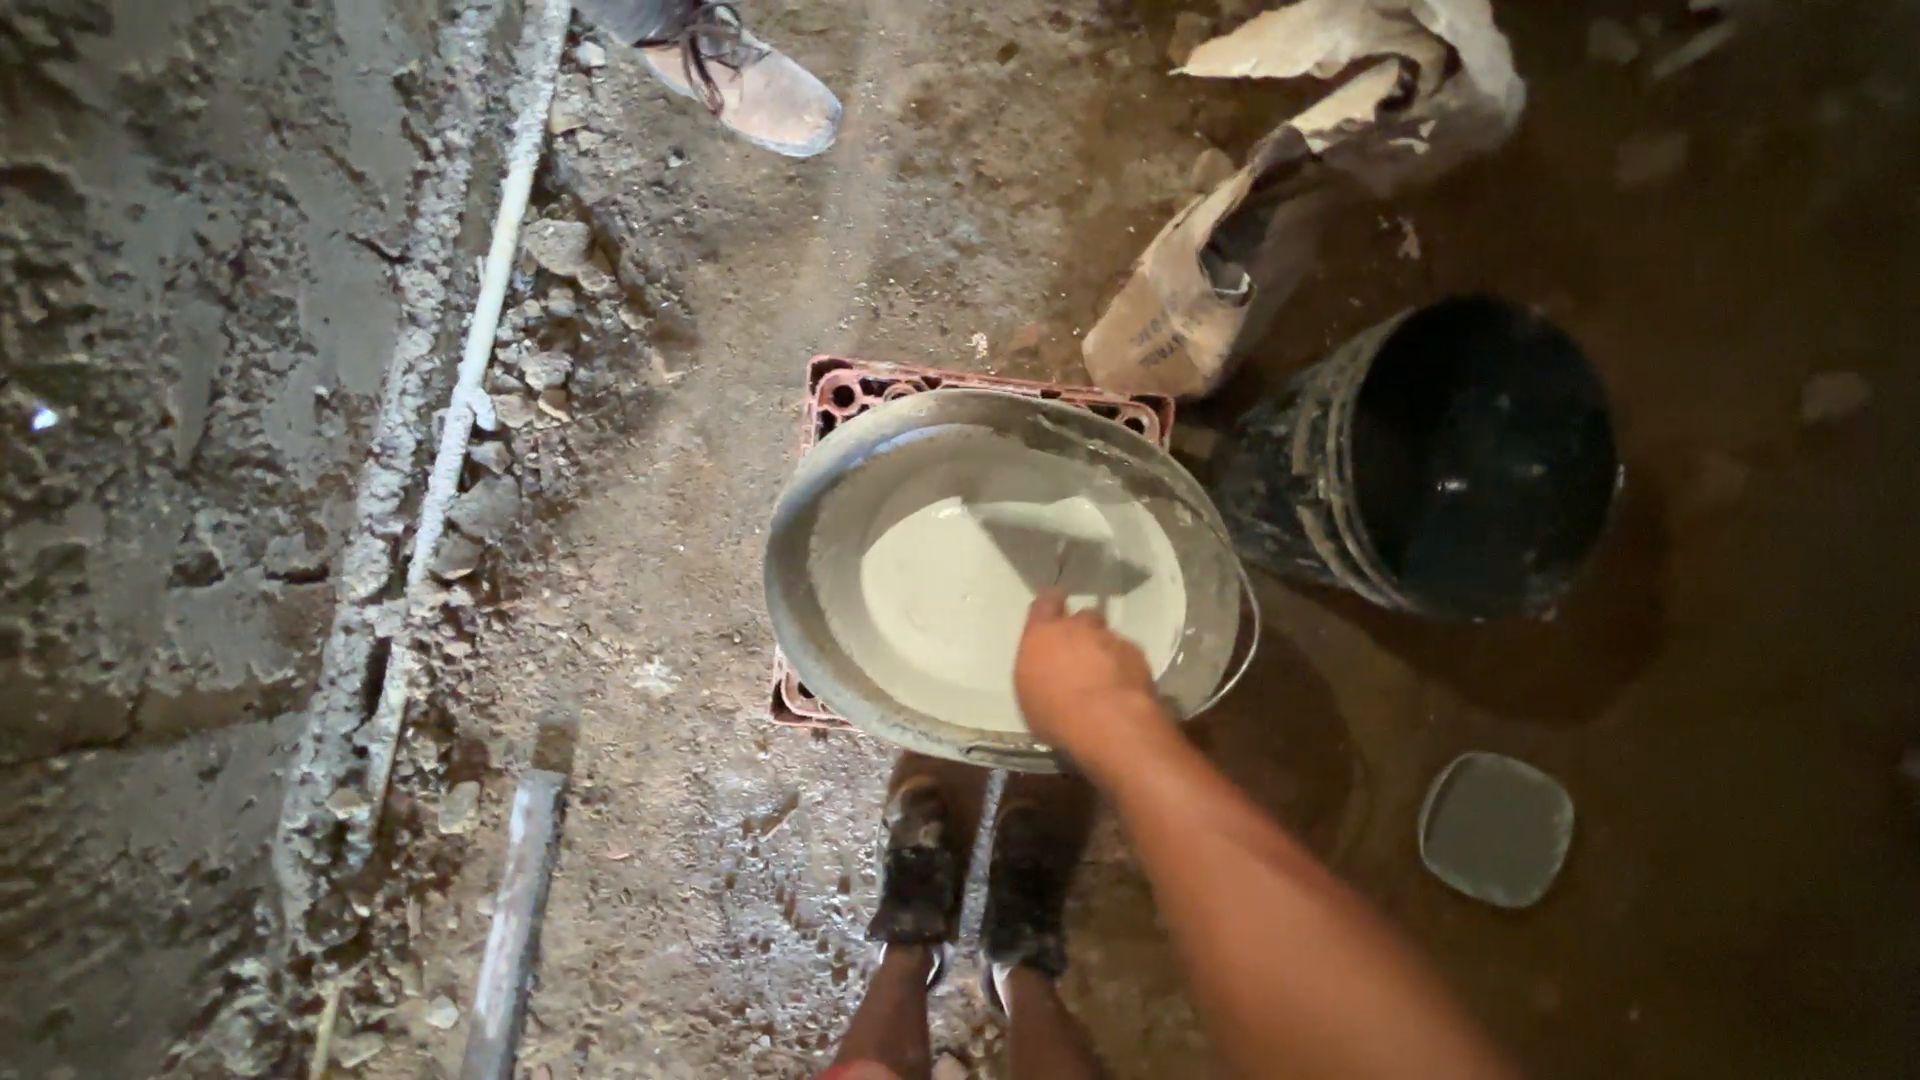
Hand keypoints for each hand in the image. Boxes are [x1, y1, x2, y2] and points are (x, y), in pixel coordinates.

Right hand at [1014, 587, 1169, 758]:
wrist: (1106, 720)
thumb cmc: (1055, 713)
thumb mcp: (1030, 694)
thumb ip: (1038, 670)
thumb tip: (1045, 669)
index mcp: (1042, 635)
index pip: (1044, 604)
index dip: (1051, 603)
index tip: (1056, 603)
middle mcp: (1075, 628)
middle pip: (1082, 616)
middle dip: (1083, 628)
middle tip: (1081, 650)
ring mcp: (1109, 638)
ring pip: (1107, 634)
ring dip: (1104, 647)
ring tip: (1104, 671)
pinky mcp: (1135, 652)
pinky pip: (1127, 652)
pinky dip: (1124, 662)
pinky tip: (1123, 683)